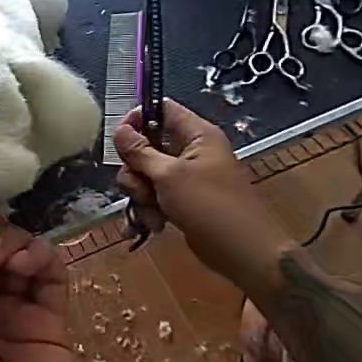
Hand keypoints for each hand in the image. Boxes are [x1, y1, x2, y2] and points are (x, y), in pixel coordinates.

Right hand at [113, 99, 294, 291]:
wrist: (242, 251)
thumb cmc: (209, 206)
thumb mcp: (169, 176)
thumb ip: (140, 152)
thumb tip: (120, 129)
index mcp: (196, 134)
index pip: (161, 109)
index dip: (138, 119)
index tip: (120, 141)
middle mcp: (192, 151)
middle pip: (147, 145)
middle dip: (136, 170)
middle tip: (142, 189)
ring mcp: (187, 177)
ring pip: (147, 174)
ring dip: (141, 195)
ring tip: (152, 215)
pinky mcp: (183, 201)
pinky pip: (155, 197)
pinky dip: (149, 210)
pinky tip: (149, 226)